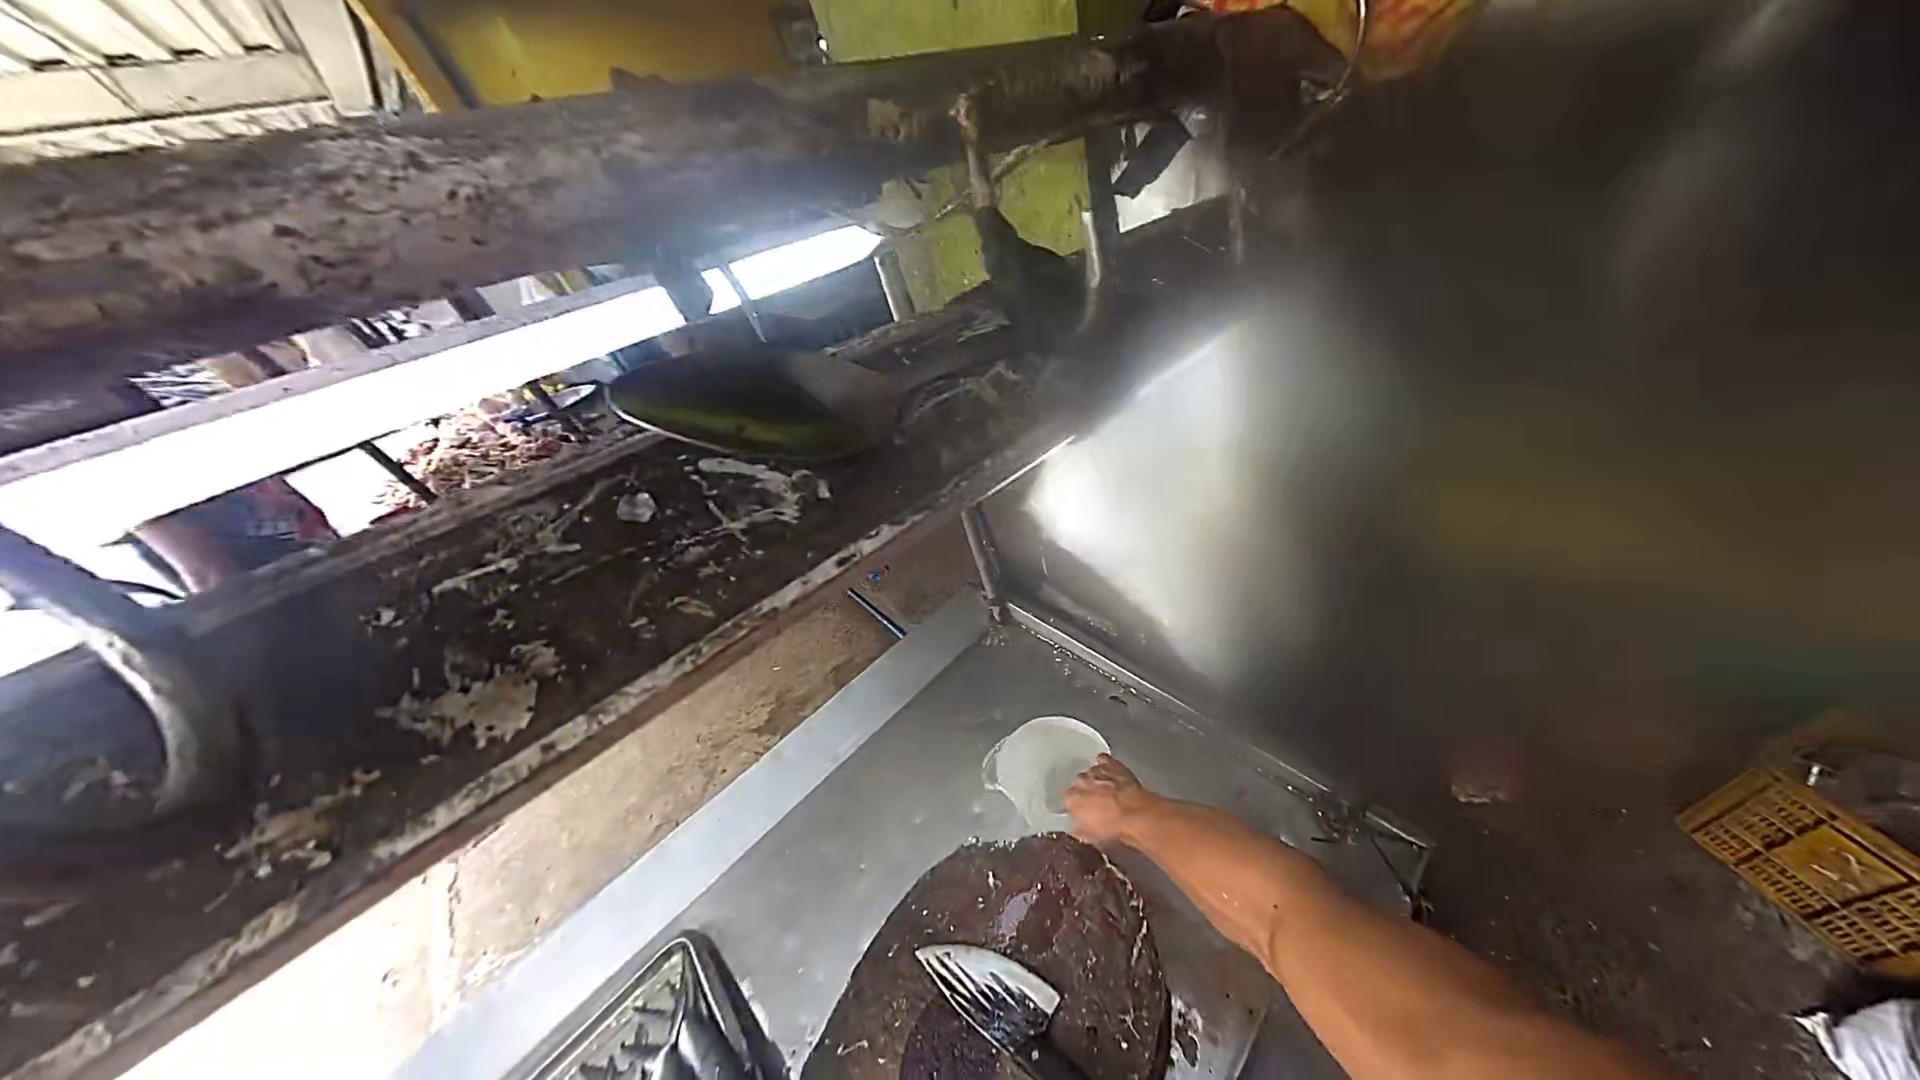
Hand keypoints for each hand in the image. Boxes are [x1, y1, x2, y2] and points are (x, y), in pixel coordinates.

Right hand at [1065, 754, 1156, 844]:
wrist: (1136, 814)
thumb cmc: (1114, 827)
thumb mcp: (1091, 838)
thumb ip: (1078, 830)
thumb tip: (1075, 830)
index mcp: (1072, 799)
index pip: (1068, 801)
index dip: (1076, 807)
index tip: (1084, 814)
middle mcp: (1080, 782)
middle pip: (1079, 785)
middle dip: (1086, 792)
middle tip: (1097, 804)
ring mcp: (1096, 771)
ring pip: (1091, 773)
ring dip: (1097, 780)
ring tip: (1108, 791)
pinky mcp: (1112, 764)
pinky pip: (1104, 760)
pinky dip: (1106, 764)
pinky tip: (1109, 769)